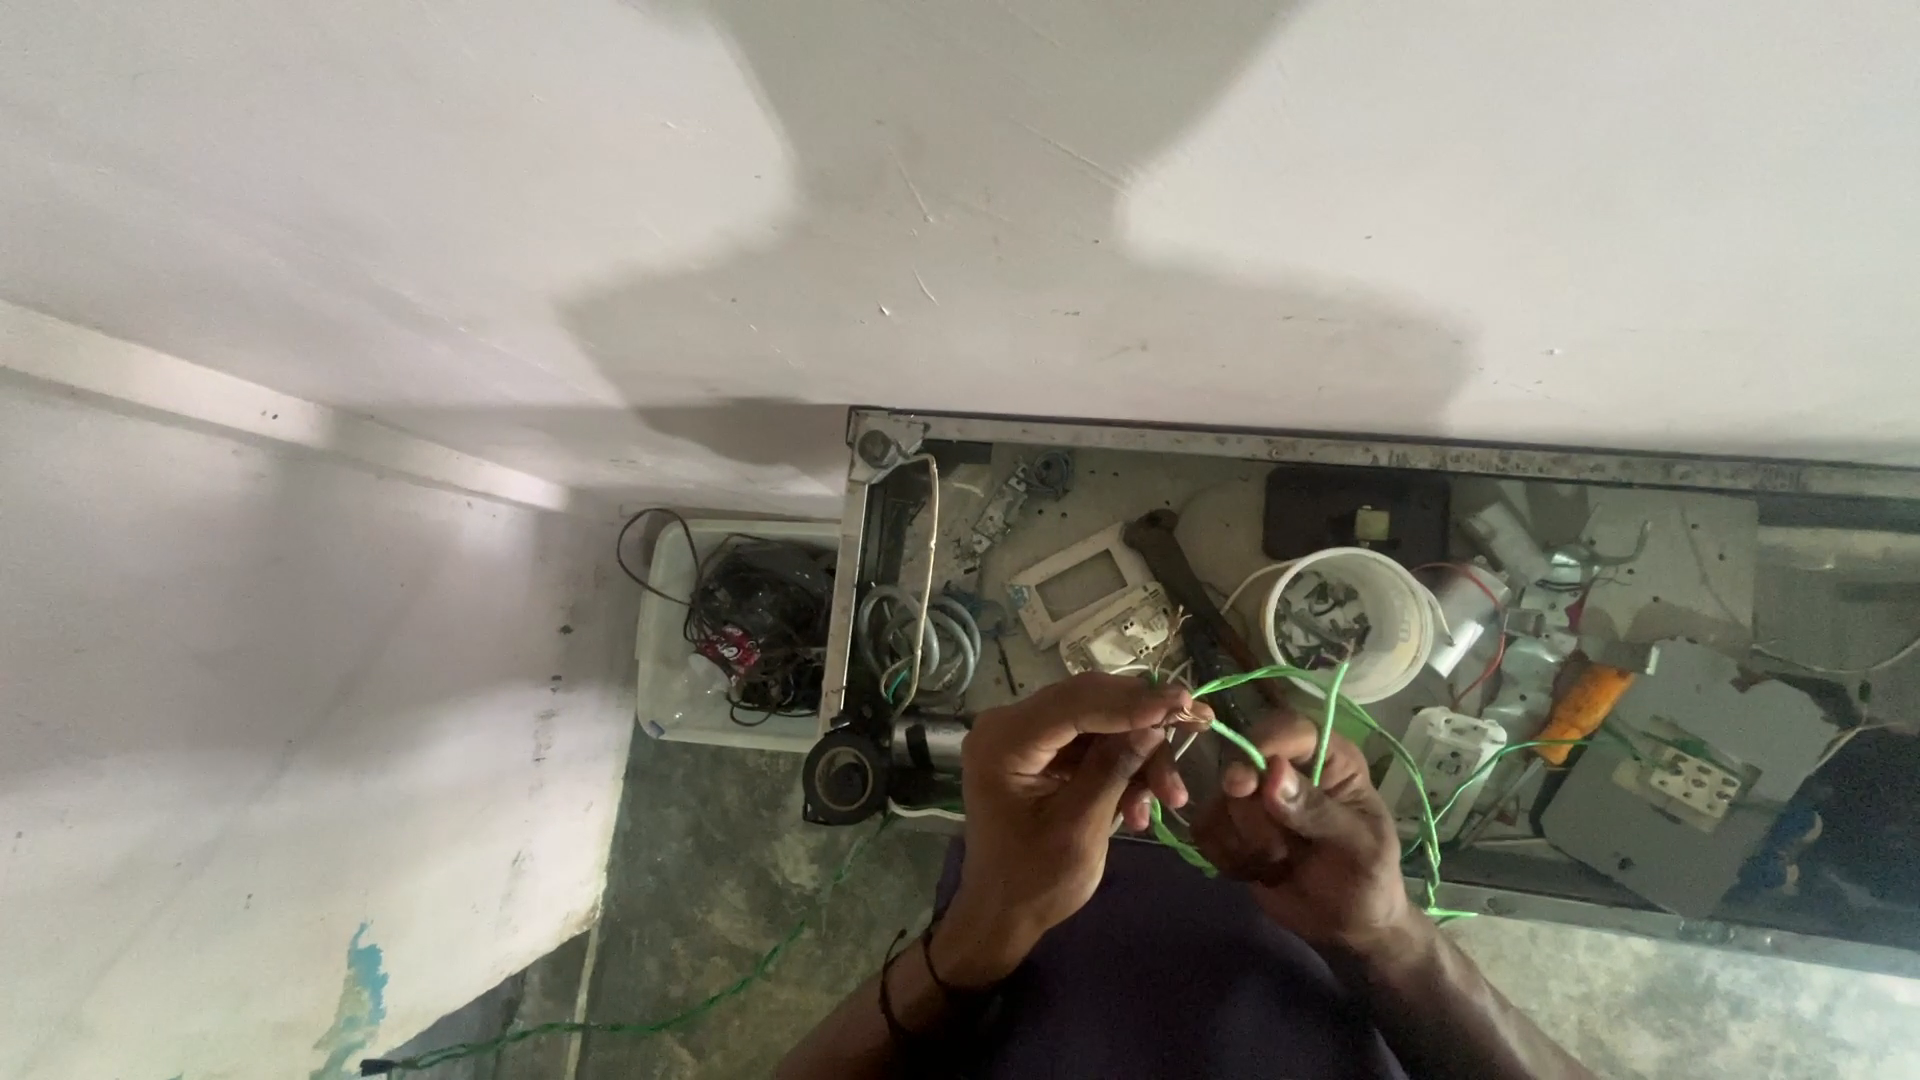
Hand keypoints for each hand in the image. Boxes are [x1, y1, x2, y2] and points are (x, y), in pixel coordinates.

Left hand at [932, 673, 1194, 985]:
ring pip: (1098, 722)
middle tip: (1198, 725)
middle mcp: (1009, 724)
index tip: (1183, 703)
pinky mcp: (1041, 751)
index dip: (1132, 703)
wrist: (1002, 913)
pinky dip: (1122, 767)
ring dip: (1139, 754)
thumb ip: (1114, 769)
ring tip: (1171, 798)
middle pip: (1088, 702)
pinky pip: (1091, 743)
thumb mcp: (1079, 828)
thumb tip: (1154, 724)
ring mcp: (1024, 735)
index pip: (1074, 705)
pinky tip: (1140, 808)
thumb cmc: (1034, 880)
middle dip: (1144, 722)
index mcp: (1004, 740)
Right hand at [1191, 709, 1415, 955]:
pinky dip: (1227, 856)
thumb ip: (1318, 810)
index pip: (1289, 728)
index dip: (1263, 744)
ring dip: (1246, 844)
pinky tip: (1256, 871)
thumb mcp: (1360, 847)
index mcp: (1328, 758)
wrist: (1346, 927)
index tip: (1247, 783)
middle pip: (1241, 766)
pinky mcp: (1226, 822)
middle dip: (1256, 818)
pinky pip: (1204, 828)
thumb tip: (1272, 772)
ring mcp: (1251, 794)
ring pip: (1218, 801)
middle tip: (1281, 852)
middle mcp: (1284, 766)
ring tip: (1281, 865)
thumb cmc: (1368, 880)